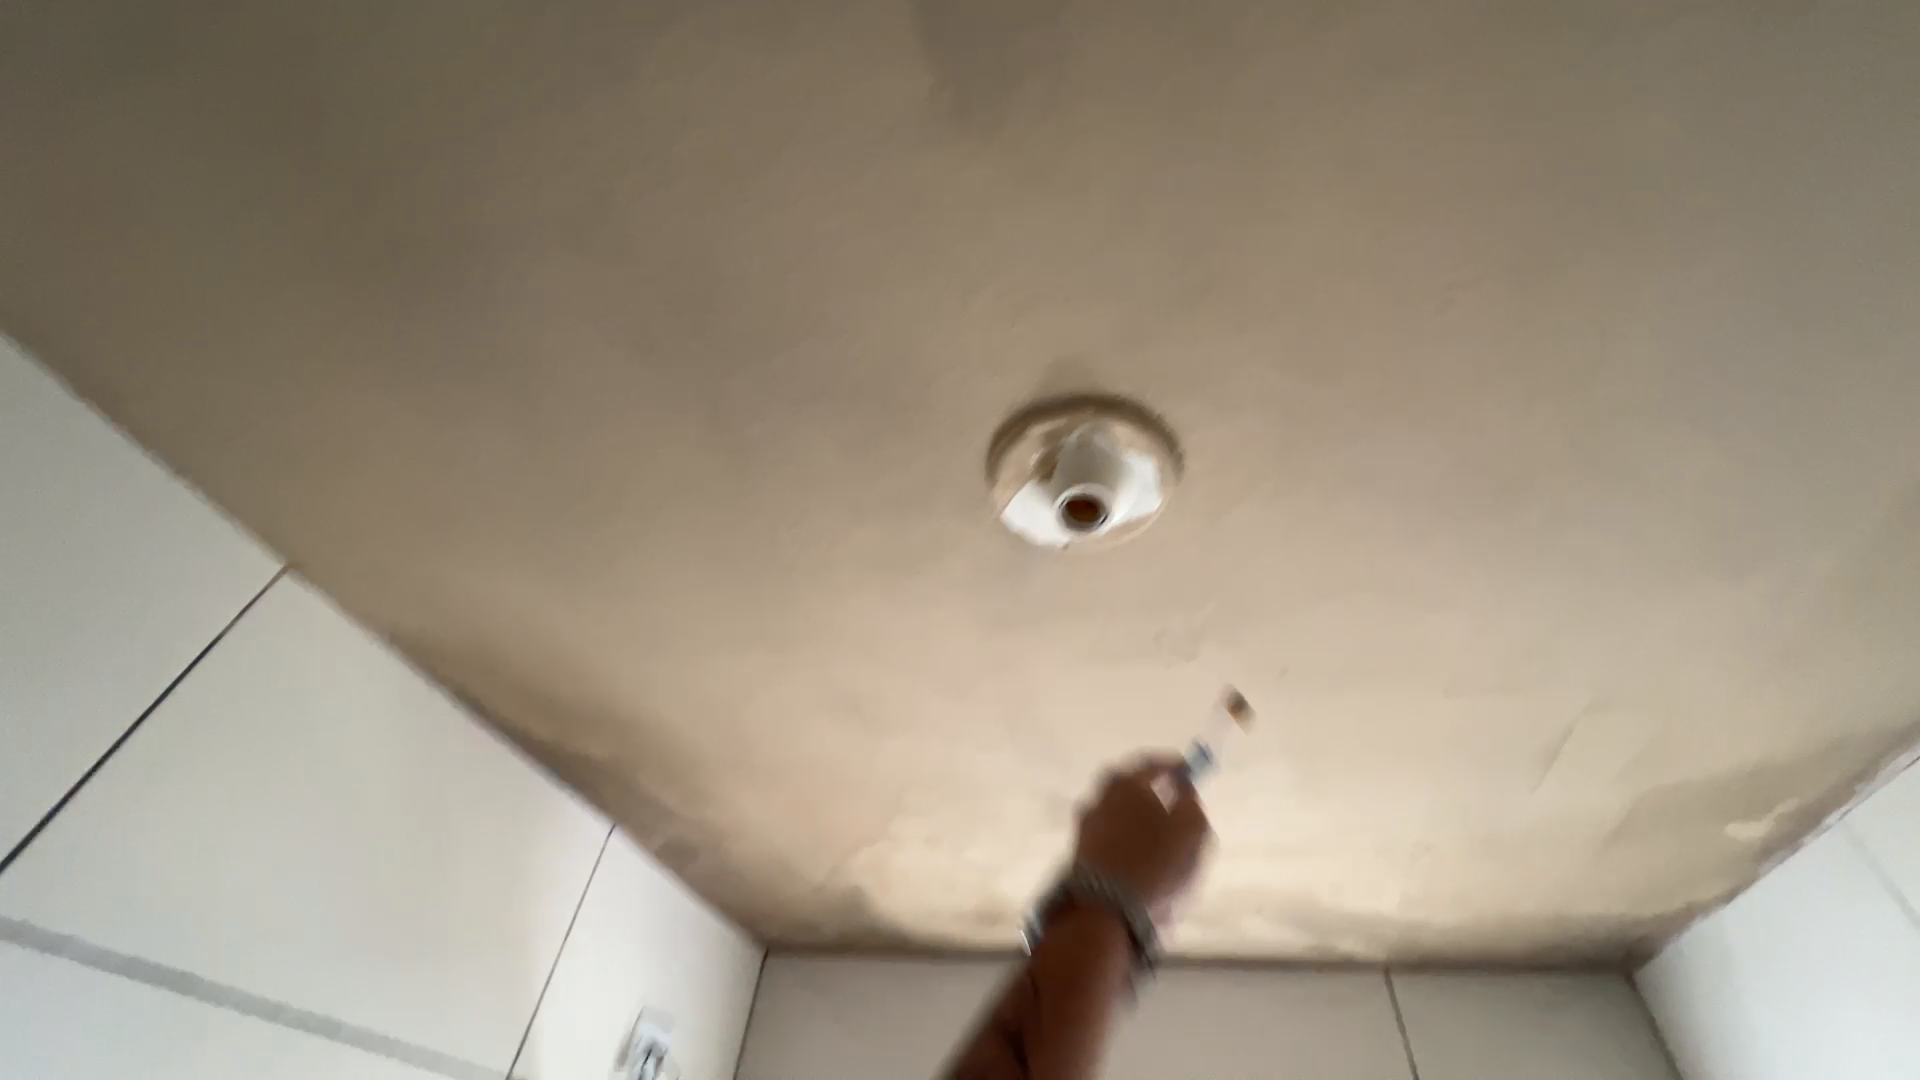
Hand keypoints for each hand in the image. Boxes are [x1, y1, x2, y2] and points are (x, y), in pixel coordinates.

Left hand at [1071, 755, 1211, 925]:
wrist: (1105, 911)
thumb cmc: (1156, 863)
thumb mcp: (1192, 829)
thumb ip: (1190, 802)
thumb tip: (1183, 787)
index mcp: (1125, 784)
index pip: (1150, 764)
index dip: (1172, 766)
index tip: (1188, 770)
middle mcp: (1099, 798)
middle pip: (1128, 788)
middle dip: (1151, 793)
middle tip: (1172, 804)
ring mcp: (1085, 826)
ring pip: (1118, 815)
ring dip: (1138, 822)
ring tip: (1162, 842)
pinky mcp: (1079, 854)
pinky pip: (1110, 839)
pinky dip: (1127, 843)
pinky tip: (1143, 861)